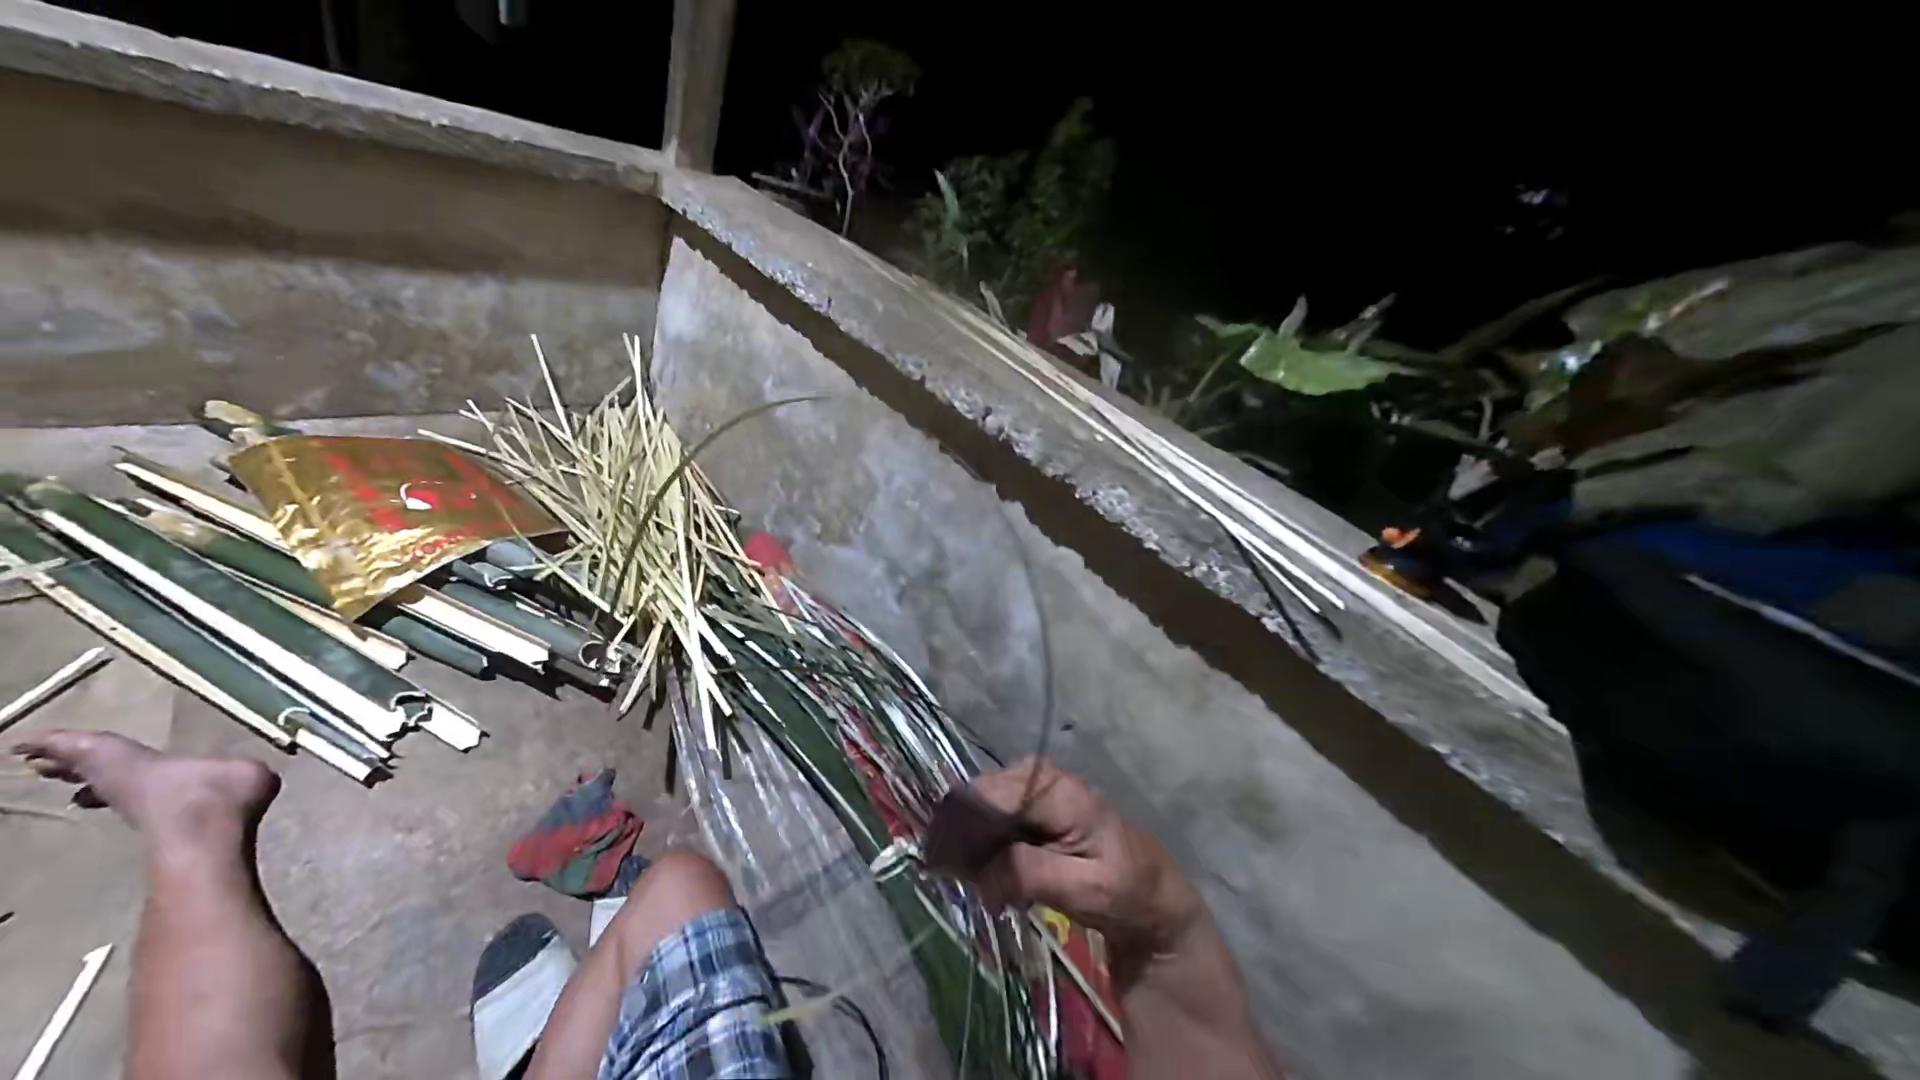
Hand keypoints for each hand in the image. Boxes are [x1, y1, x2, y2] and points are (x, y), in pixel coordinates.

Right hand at [965, 759, 1203, 957]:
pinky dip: (985, 848)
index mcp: (1055, 788)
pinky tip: (990, 876)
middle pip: (978, 797)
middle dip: (962, 839)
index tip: (941, 865)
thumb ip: (1028, 872)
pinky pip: (992, 819)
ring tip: (977, 883)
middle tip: (961, 882)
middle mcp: (1038, 778)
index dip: (959, 827)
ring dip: (971, 847)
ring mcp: (1033, 790)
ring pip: (980, 809)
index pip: (987, 795)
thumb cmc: (1127, 891)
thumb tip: (977, 871)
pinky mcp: (1030, 808)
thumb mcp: (1084, 888)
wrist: (1154, 898)